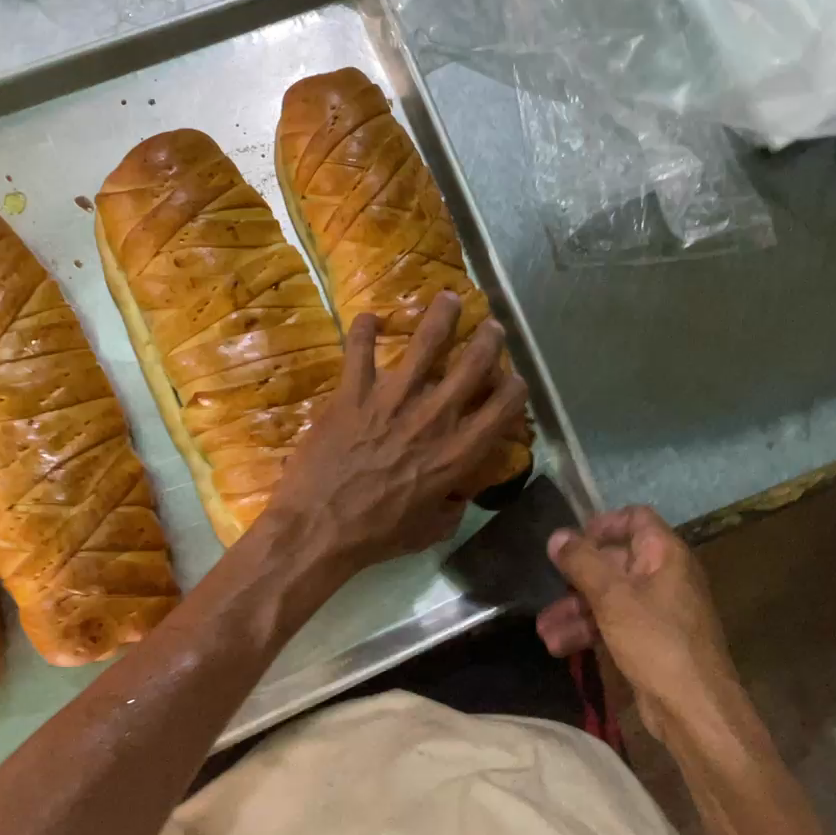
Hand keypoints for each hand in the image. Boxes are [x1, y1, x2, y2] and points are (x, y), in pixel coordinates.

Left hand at [263, 292, 529, 578]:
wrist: (320, 528)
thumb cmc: (378, 535)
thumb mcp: (431, 530)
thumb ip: (453, 506)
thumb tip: (458, 493)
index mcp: (457, 453)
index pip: (502, 408)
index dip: (515, 387)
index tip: (515, 378)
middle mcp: (433, 417)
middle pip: (473, 364)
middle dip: (489, 340)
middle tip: (492, 327)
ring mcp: (392, 399)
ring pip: (426, 342)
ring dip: (442, 316)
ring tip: (448, 299)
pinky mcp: (353, 392)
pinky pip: (360, 349)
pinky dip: (364, 329)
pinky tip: (369, 317)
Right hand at [536, 506, 735, 721]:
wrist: (694, 710)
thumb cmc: (655, 641)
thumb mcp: (612, 597)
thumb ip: (581, 562)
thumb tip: (557, 535)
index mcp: (665, 555)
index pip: (636, 518)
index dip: (603, 523)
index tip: (572, 540)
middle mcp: (665, 577)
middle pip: (615, 561)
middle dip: (576, 578)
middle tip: (546, 588)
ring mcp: (659, 611)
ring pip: (610, 597)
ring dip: (576, 611)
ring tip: (544, 631)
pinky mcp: (651, 641)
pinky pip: (615, 624)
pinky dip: (589, 631)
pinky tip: (558, 647)